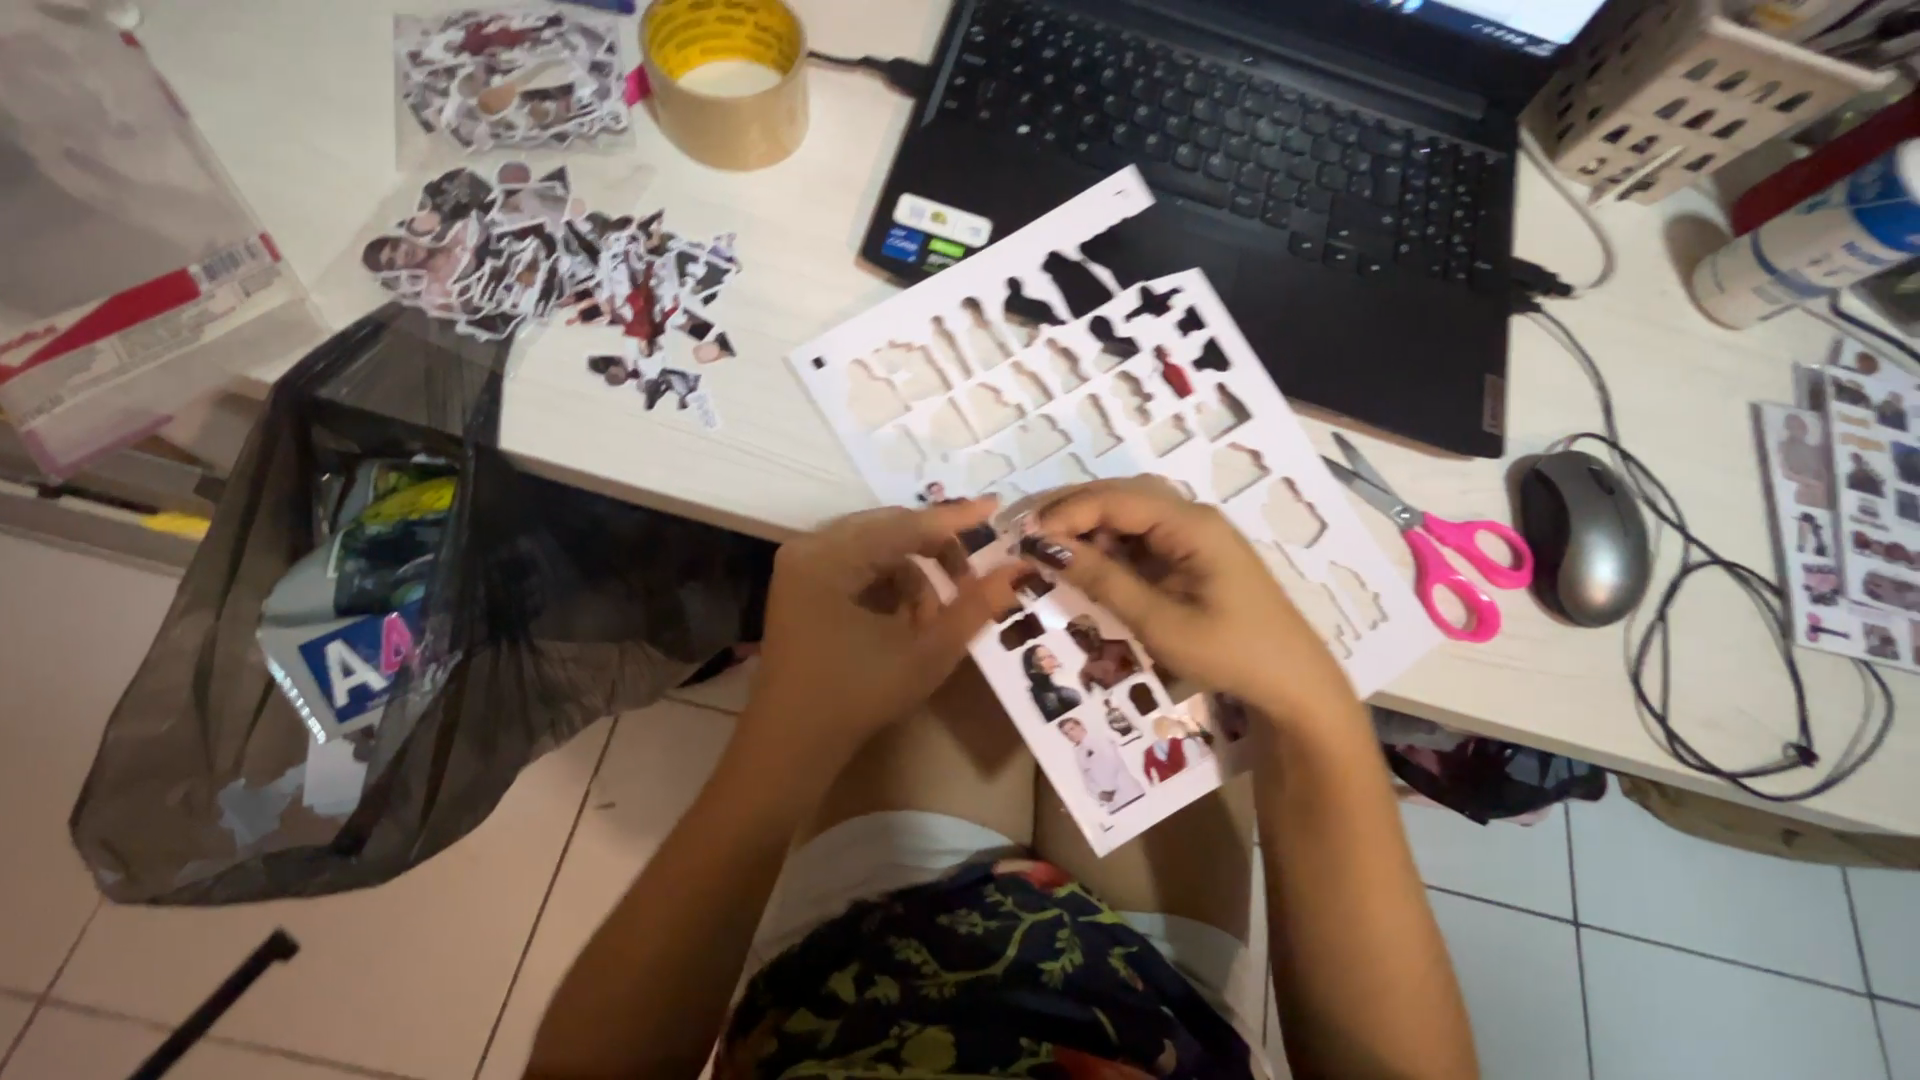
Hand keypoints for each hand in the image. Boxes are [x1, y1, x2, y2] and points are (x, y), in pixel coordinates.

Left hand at [745, 500, 1019, 764]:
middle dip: (934, 551)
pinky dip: (888, 585)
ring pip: (874, 548)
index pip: (906, 525)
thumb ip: (975, 605)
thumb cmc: (858, 696)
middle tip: (973, 577)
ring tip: (934, 619)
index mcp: (830, 557)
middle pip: (888, 529)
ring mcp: (801, 567)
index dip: (956, 519)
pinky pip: (856, 566)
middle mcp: (810, 549)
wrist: (791, 745)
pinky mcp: (801, 587)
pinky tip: (907, 621)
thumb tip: (1019, 568)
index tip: (996, 509)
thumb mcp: (927, 652)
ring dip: (913, 574)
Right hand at [1031, 478, 1356, 727]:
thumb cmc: (1231, 653)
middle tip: (1028, 540)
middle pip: (1121, 496)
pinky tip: (1088, 568)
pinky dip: (1110, 549)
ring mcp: (1195, 536)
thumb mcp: (1159, 621)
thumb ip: (1102, 580)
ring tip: (1050, 554)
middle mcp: (1193, 517)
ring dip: (1089, 530)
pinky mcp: (1193, 557)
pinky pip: (1143, 539)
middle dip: (1072, 514)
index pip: (1115, 499)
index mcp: (1192, 524)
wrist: (1294, 684)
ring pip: (1130, 515)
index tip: (1025, 539)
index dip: (1066, 513)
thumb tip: (1045, 548)